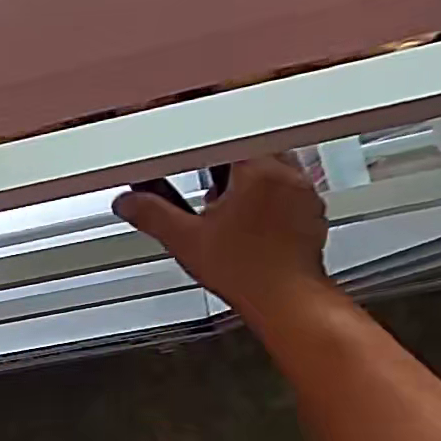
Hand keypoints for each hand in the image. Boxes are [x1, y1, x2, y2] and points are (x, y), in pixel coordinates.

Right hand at [113, 154, 331, 315]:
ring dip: (247, 186)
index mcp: (258, 172)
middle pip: (251, 153)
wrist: (284, 299)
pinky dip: (268, 204)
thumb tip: (129, 202)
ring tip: (228, 215)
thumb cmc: (246, 272)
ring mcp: (304, 194)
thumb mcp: (185, 241)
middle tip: (208, 196)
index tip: (190, 164)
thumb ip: (153, 215)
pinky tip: (250, 229)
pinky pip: (288, 193)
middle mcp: (288, 176)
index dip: (203, 154)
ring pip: (272, 171)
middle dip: (225, 172)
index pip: (227, 142)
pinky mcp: (311, 213)